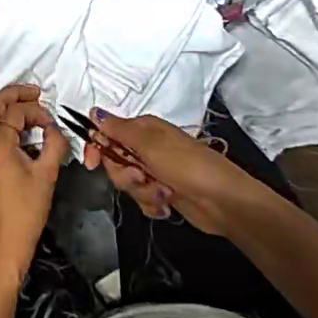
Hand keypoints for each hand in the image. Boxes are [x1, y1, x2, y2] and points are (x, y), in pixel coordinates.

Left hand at [0, 84, 68, 279]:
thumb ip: (54, 144)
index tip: (53, 124)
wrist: (6, 240)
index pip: (16, 112)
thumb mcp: (47, 174)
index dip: (37, 112)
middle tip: (37, 92)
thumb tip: (56, 128)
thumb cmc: (26, 209)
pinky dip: (9, 121)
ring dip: (12, 107)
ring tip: (36, 108)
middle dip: (16, 94)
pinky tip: (28, 128)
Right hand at [82, 113, 276, 235]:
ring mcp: (155, 171)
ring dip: (141, 191)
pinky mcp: (163, 192)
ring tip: (162, 194)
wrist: (224, 201)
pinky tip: (166, 205)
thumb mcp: (149, 144)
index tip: (92, 163)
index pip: (107, 132)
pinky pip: (142, 198)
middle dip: (124, 175)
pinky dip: (152, 204)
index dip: (97, 147)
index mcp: (143, 129)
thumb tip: (93, 111)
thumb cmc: (187, 166)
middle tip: (140, 177)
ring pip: (128, 182)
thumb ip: (118, 129)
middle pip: (114, 161)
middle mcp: (146, 148)